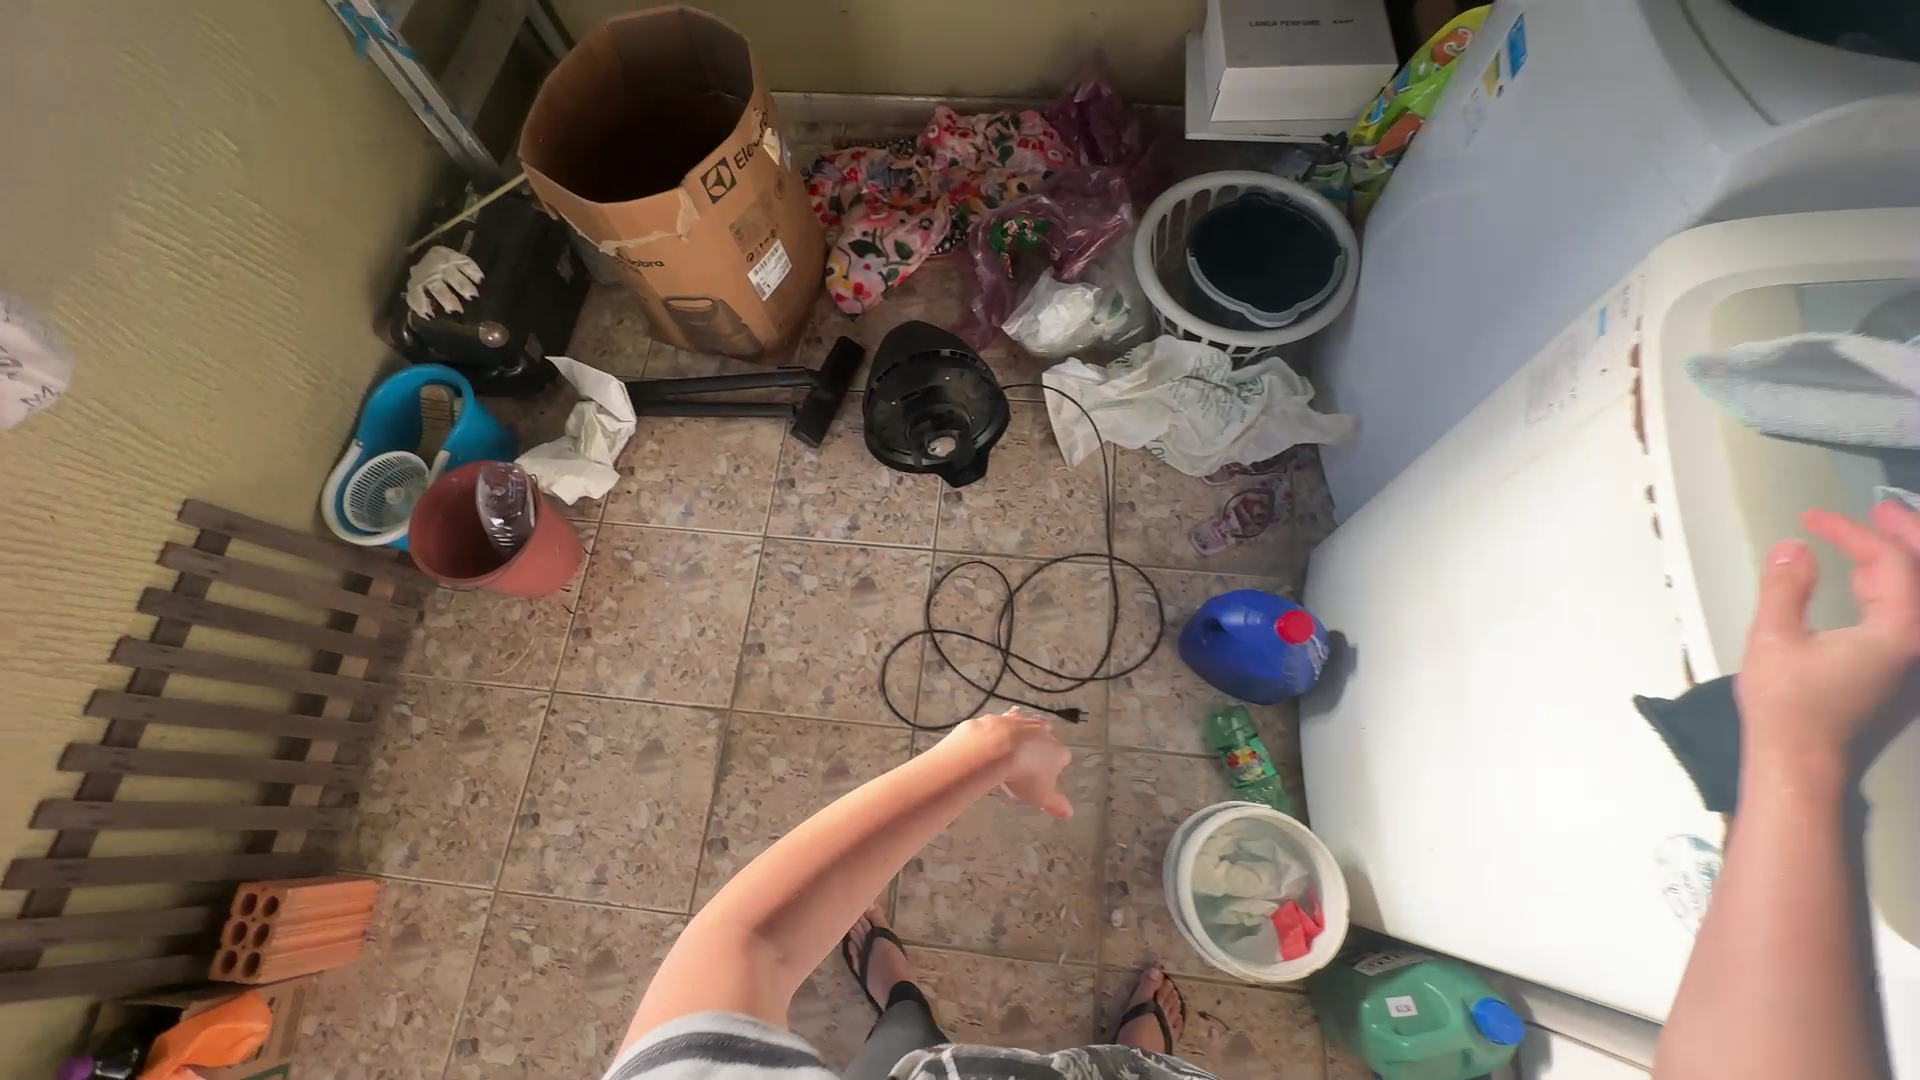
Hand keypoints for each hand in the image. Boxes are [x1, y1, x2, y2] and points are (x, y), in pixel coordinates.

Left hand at [954, 710, 1073, 818]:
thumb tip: (1069, 813)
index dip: (1058, 764)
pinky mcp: (1003, 716)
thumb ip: (1057, 805)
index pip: (1064, 756)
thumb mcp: (1042, 797)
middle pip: (1048, 734)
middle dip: (1043, 742)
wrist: (996, 749)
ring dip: (1025, 730)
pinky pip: (1006, 719)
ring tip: (1016, 743)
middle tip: (1032, 757)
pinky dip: (1003, 726)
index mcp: (1057, 751)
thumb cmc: (1025, 775)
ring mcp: (1023, 721)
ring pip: (1029, 722)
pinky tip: (995, 735)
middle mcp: (1043, 732)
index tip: (1049, 774)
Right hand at [1736, 502, 1919, 772]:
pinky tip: (1872, 583)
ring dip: (1903, 563)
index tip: (1808, 518)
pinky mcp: (1904, 670)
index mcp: (1901, 631)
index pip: (1890, 564)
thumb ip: (1786, 589)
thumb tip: (1794, 546)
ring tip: (1879, 537)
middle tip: (1874, 510)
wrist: (1803, 758)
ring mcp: (1917, 659)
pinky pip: (1912, 615)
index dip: (1852, 533)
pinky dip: (1897, 589)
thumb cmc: (1786, 701)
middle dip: (1905, 537)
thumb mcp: (1773, 640)